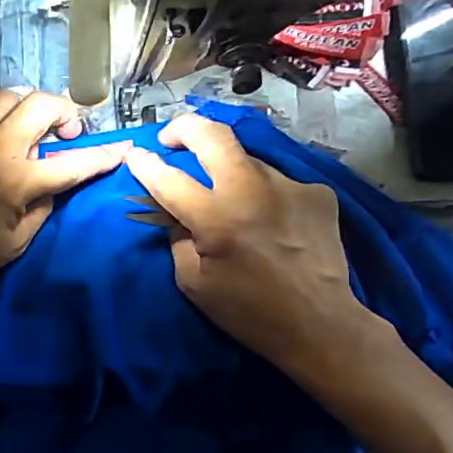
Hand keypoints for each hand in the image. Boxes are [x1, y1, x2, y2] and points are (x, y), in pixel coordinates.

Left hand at [0, 90, 130, 311]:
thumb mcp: (16, 242)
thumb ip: (44, 204)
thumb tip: (57, 179)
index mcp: (15, 181)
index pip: (73, 161)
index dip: (102, 155)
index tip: (120, 150)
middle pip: (40, 103)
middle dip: (64, 112)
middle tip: (67, 133)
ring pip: (6, 97)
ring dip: (28, 106)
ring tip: (33, 128)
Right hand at [125, 113, 376, 366]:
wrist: (319, 323)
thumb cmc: (246, 310)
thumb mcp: (193, 281)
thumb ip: (177, 238)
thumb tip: (173, 213)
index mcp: (217, 218)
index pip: (169, 179)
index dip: (145, 165)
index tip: (133, 155)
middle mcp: (253, 190)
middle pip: (214, 137)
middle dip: (185, 129)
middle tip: (171, 138)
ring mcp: (291, 186)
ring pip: (246, 160)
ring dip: (226, 169)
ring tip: (223, 194)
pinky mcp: (317, 192)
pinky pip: (275, 182)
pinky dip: (260, 193)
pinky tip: (264, 218)